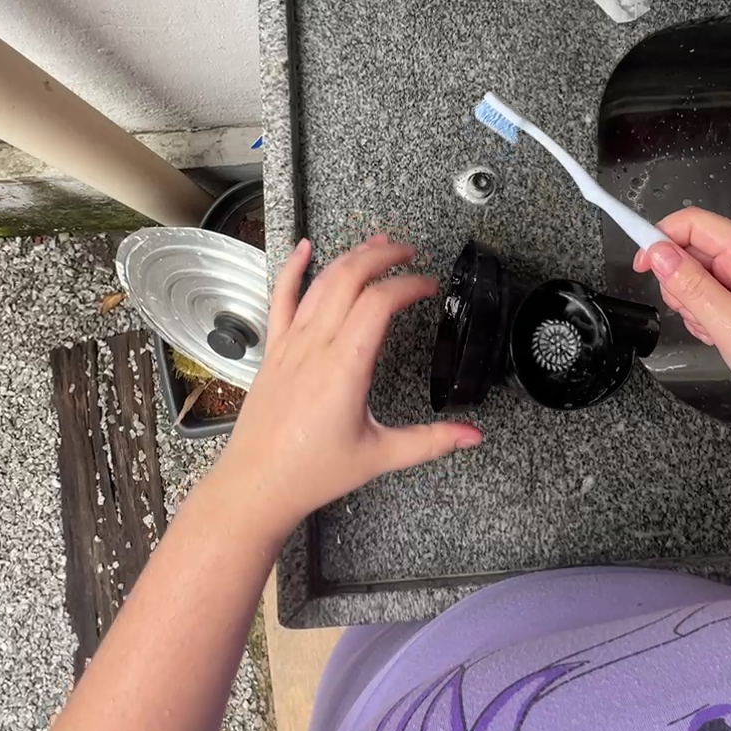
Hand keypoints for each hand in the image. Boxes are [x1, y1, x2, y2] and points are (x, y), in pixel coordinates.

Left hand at [211, 236, 481, 532]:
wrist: (256, 485)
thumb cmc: (313, 472)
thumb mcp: (380, 456)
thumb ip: (431, 441)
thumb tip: (474, 436)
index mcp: (345, 366)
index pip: (380, 302)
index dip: (409, 285)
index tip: (430, 286)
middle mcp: (316, 345)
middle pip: (350, 277)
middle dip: (383, 256)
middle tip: (410, 252)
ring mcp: (291, 343)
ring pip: (320, 282)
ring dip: (350, 256)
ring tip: (377, 244)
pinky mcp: (274, 348)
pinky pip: (280, 297)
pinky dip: (292, 268)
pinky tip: (304, 248)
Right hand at [633, 206, 730, 419]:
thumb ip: (692, 286)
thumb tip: (657, 253)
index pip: (694, 222)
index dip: (660, 236)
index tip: (641, 267)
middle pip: (692, 249)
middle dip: (678, 280)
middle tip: (693, 314)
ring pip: (697, 275)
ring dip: (691, 302)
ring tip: (713, 331)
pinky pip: (711, 295)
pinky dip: (704, 314)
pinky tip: (720, 336)